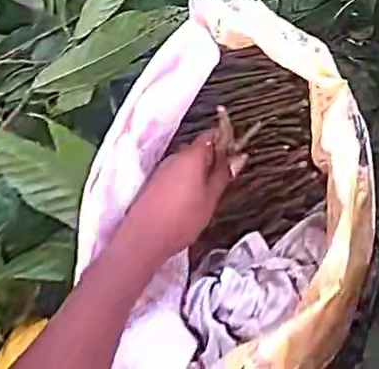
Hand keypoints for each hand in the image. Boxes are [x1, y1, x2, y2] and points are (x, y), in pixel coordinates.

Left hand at [120, 118, 241, 256]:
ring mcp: (160, 171)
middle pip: (197, 149)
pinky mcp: (150, 185)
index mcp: (192, 156)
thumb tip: (239, 157)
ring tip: (203, 194)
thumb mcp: (210, 199)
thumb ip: (224, 174)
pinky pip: (172, 175)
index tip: (232, 156)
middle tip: (220, 178)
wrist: (139, 244)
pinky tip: (184, 202)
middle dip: (210, 159)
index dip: (225, 141)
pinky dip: (182, 182)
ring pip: (184, 163)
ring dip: (196, 172)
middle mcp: (175, 157)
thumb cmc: (181, 220)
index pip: (212, 135)